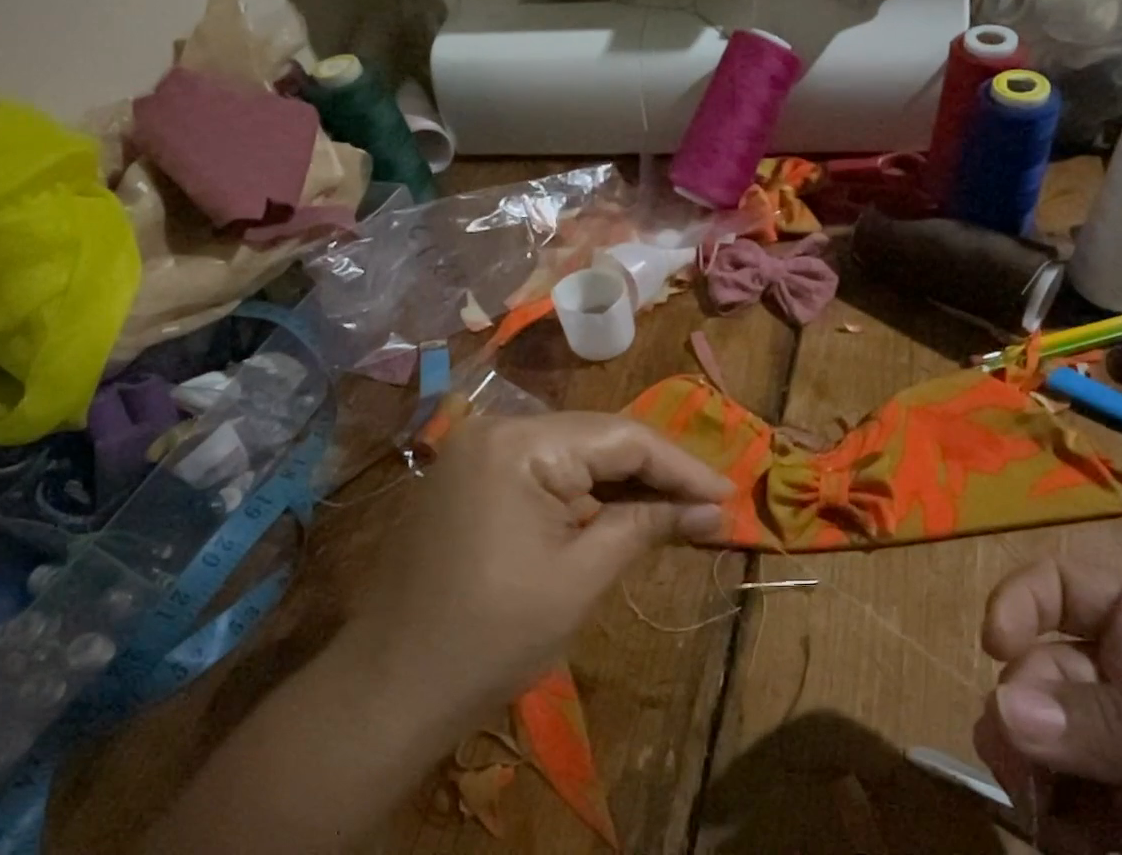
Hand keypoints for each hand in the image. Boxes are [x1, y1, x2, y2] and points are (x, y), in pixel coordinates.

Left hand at [341, 411, 730, 725]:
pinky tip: (624, 515)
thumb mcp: (582, 576)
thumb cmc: (492, 636)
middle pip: (599, 438)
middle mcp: (496, 431)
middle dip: (657, 474)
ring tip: (680, 512)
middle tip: (711, 505)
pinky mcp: (471, 482)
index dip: (683, 467)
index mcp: (520, 443)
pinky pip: (544, 475)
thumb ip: (648, 527)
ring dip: (625, 485)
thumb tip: (713, 510)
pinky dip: (586, 496)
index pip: (623, 437)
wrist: (391, 689)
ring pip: (574, 455)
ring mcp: (477, 454)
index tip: (730, 494)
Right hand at [974, 561, 1121, 854]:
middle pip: (1038, 678)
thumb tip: (1000, 708)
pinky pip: (1071, 826)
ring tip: (1055, 819)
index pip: (1067, 592)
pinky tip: (1079, 849)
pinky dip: (1057, 834)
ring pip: (1041, 754)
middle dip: (1020, 711)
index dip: (1021, 603)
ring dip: (1029, 779)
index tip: (995, 645)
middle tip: (1032, 764)